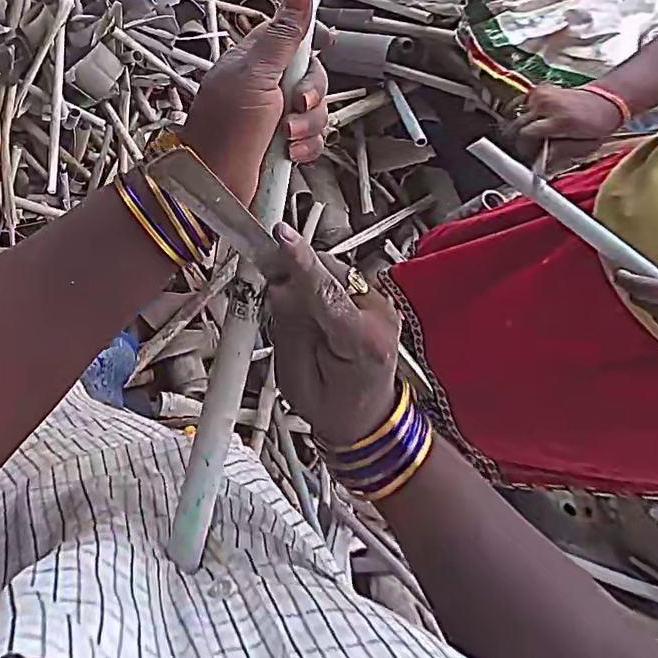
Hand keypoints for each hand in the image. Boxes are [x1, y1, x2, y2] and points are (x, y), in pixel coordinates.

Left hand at [180, 0, 326, 203]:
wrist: (213, 183)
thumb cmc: (220, 131)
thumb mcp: (254, 76)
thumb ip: (280, 37)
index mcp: (252, 61)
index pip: (291, 34)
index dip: (310, 37)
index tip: (322, 39)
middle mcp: (265, 85)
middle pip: (313, 74)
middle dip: (311, 92)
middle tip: (292, 103)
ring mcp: (274, 115)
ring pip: (317, 107)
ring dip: (307, 123)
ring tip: (284, 134)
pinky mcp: (283, 142)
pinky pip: (314, 136)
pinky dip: (306, 145)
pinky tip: (288, 151)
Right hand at [262, 224, 400, 446]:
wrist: (369, 420)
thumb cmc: (334, 408)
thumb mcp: (296, 380)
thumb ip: (289, 329)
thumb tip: (278, 286)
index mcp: (363, 344)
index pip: (326, 292)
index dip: (300, 261)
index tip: (281, 236)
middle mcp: (380, 317)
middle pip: (327, 273)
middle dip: (295, 277)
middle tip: (277, 301)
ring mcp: (381, 304)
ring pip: (330, 269)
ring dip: (306, 281)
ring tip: (301, 320)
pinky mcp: (373, 297)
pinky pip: (336, 276)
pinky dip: (316, 284)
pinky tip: (311, 311)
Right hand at [508, 85, 623, 169]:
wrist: (606, 102)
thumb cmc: (597, 124)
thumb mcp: (583, 145)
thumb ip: (557, 152)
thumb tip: (536, 159)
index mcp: (562, 120)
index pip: (526, 134)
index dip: (525, 147)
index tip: (528, 154)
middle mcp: (548, 104)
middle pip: (518, 124)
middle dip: (522, 138)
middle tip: (530, 146)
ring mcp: (541, 95)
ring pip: (517, 115)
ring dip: (523, 125)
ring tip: (535, 131)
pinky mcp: (537, 90)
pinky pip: (520, 105)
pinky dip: (524, 114)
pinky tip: (535, 118)